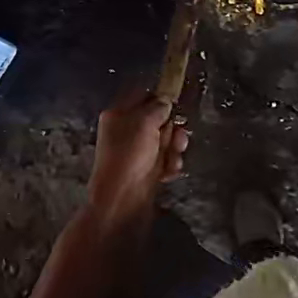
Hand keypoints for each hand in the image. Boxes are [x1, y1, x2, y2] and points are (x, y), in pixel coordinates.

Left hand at [85, 89, 188, 222]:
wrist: (121, 203)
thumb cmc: (129, 156)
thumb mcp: (144, 123)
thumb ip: (158, 107)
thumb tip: (167, 101)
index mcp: (118, 115)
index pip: (142, 95)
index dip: (160, 96)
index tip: (178, 97)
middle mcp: (127, 131)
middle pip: (159, 118)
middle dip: (171, 128)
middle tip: (176, 137)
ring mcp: (138, 151)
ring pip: (167, 139)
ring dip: (175, 148)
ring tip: (173, 158)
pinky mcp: (148, 169)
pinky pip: (167, 158)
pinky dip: (171, 164)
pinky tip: (169, 172)